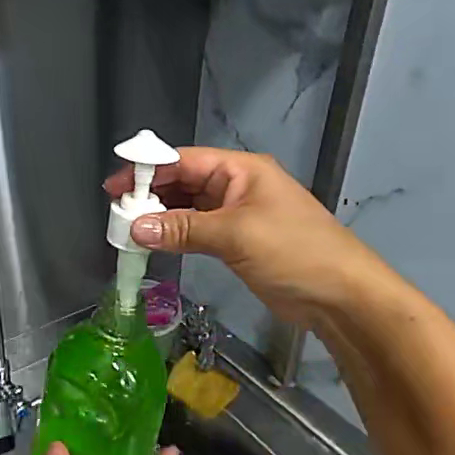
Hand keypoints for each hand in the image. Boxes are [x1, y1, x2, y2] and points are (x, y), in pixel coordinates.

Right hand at [104, 147, 395, 323]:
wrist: (340, 294)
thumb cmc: (293, 251)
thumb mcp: (236, 235)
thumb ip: (184, 229)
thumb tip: (135, 227)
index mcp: (242, 170)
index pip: (185, 160)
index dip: (147, 170)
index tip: (114, 187)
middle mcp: (238, 186)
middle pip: (185, 182)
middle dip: (151, 195)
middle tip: (115, 214)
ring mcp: (240, 214)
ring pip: (191, 208)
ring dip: (162, 217)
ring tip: (127, 230)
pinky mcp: (240, 241)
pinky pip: (200, 230)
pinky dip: (178, 235)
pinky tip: (156, 243)